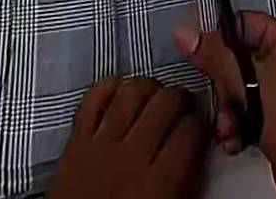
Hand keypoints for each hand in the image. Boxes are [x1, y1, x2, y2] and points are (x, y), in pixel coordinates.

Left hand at [48, 76, 207, 198]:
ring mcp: (99, 147)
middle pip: (164, 104)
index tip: (200, 127)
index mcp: (156, 189)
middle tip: (182, 106)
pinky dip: (109, 86)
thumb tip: (198, 157)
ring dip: (149, 88)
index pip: (190, 135)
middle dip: (180, 98)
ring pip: (131, 93)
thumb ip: (182, 188)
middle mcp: (130, 160)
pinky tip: (120, 90)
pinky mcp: (74, 142)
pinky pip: (93, 98)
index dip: (201, 125)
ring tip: (155, 96)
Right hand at [175, 12, 275, 198]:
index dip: (219, 39)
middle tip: (226, 99)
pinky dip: (236, 124)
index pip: (240, 23)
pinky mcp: (273, 115)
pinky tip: (236, 137)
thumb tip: (187, 33)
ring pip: (236, 88)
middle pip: (234, 58)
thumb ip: (217, 57)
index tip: (202, 54)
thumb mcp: (251, 85)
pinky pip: (243, 110)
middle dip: (223, 86)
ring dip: (227, 110)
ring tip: (231, 126)